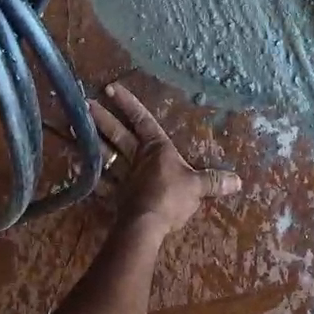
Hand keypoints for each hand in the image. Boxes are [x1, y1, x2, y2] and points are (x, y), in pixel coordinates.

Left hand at [88, 83, 241, 238]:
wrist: (146, 224)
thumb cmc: (171, 197)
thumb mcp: (197, 187)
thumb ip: (214, 182)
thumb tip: (239, 180)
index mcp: (156, 148)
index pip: (141, 119)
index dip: (127, 103)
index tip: (110, 88)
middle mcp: (137, 157)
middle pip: (117, 134)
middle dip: (102, 118)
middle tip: (84, 103)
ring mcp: (123, 176)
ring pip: (105, 154)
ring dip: (91, 141)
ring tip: (75, 129)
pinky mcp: (115, 195)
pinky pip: (101, 182)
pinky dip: (91, 175)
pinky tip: (81, 169)